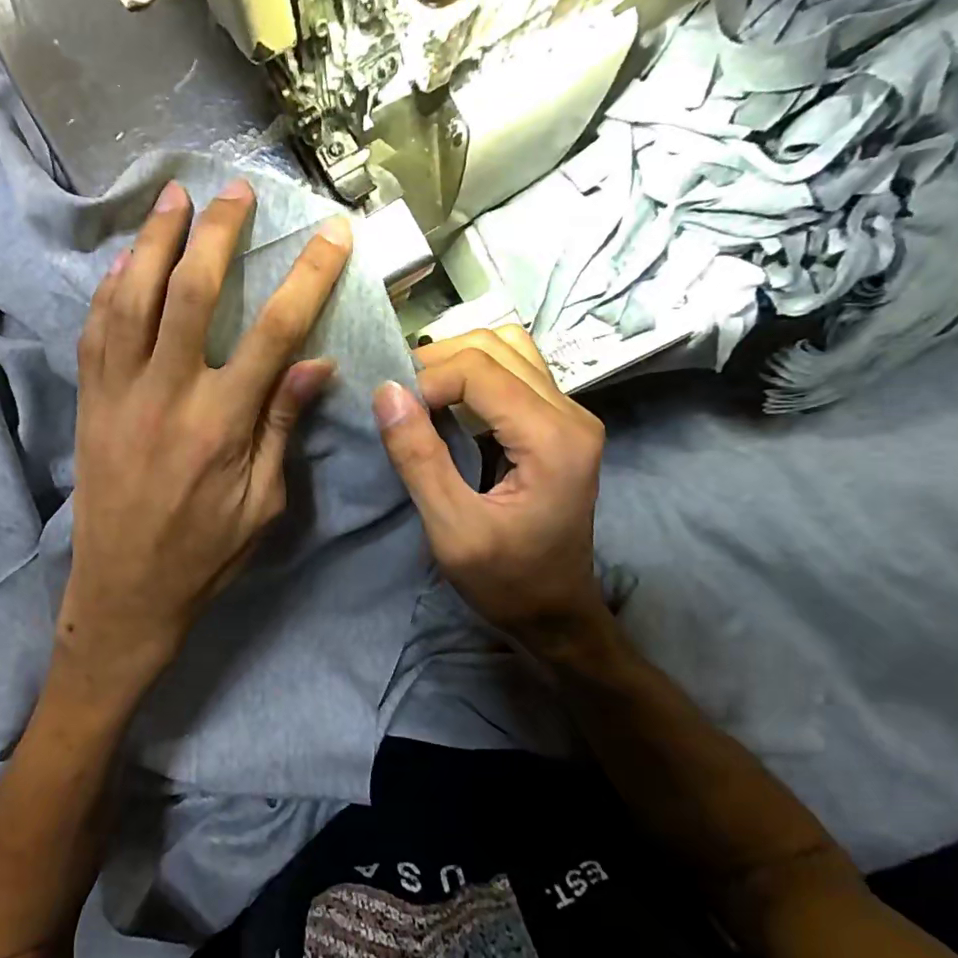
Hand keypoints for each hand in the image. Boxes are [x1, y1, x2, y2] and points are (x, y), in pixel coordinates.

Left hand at [61, 178, 352, 694]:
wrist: (123, 591)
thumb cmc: (205, 554)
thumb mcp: (263, 504)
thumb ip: (282, 426)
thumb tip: (317, 364)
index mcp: (221, 423)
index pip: (274, 332)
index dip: (307, 277)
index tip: (331, 236)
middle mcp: (167, 394)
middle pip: (192, 292)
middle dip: (217, 233)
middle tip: (235, 191)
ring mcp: (119, 393)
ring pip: (133, 297)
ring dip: (154, 241)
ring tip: (173, 198)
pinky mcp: (89, 402)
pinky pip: (95, 329)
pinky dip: (110, 286)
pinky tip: (125, 260)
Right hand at [373, 326, 609, 650]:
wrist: (557, 613)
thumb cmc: (508, 582)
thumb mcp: (453, 531)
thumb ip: (420, 459)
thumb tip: (385, 392)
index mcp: (553, 438)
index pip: (478, 369)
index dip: (427, 382)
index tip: (394, 417)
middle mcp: (571, 413)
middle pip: (496, 345)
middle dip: (439, 363)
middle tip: (402, 401)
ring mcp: (571, 414)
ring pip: (509, 348)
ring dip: (458, 362)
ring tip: (423, 397)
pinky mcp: (560, 422)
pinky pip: (516, 370)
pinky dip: (474, 376)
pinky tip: (449, 405)